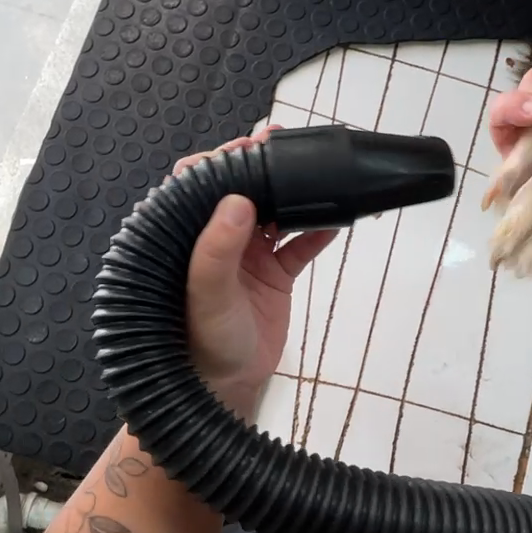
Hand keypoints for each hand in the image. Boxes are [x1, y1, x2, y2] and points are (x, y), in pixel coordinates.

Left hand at [178, 128, 337, 410]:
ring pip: (276, 212)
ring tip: (320, 172)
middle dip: (265, 168)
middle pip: (243, 191)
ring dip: (296, 193)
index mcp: (191, 237)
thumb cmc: (203, 342)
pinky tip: (340, 217)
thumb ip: (216, 250)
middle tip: (289, 146)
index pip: (199, 183)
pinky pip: (301, 245)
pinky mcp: (275, 275)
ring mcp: (250, 255)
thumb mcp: (206, 294)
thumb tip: (237, 200)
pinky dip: (320, 231)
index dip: (222, 160)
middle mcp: (219, 240)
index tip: (250, 144)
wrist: (227, 388)